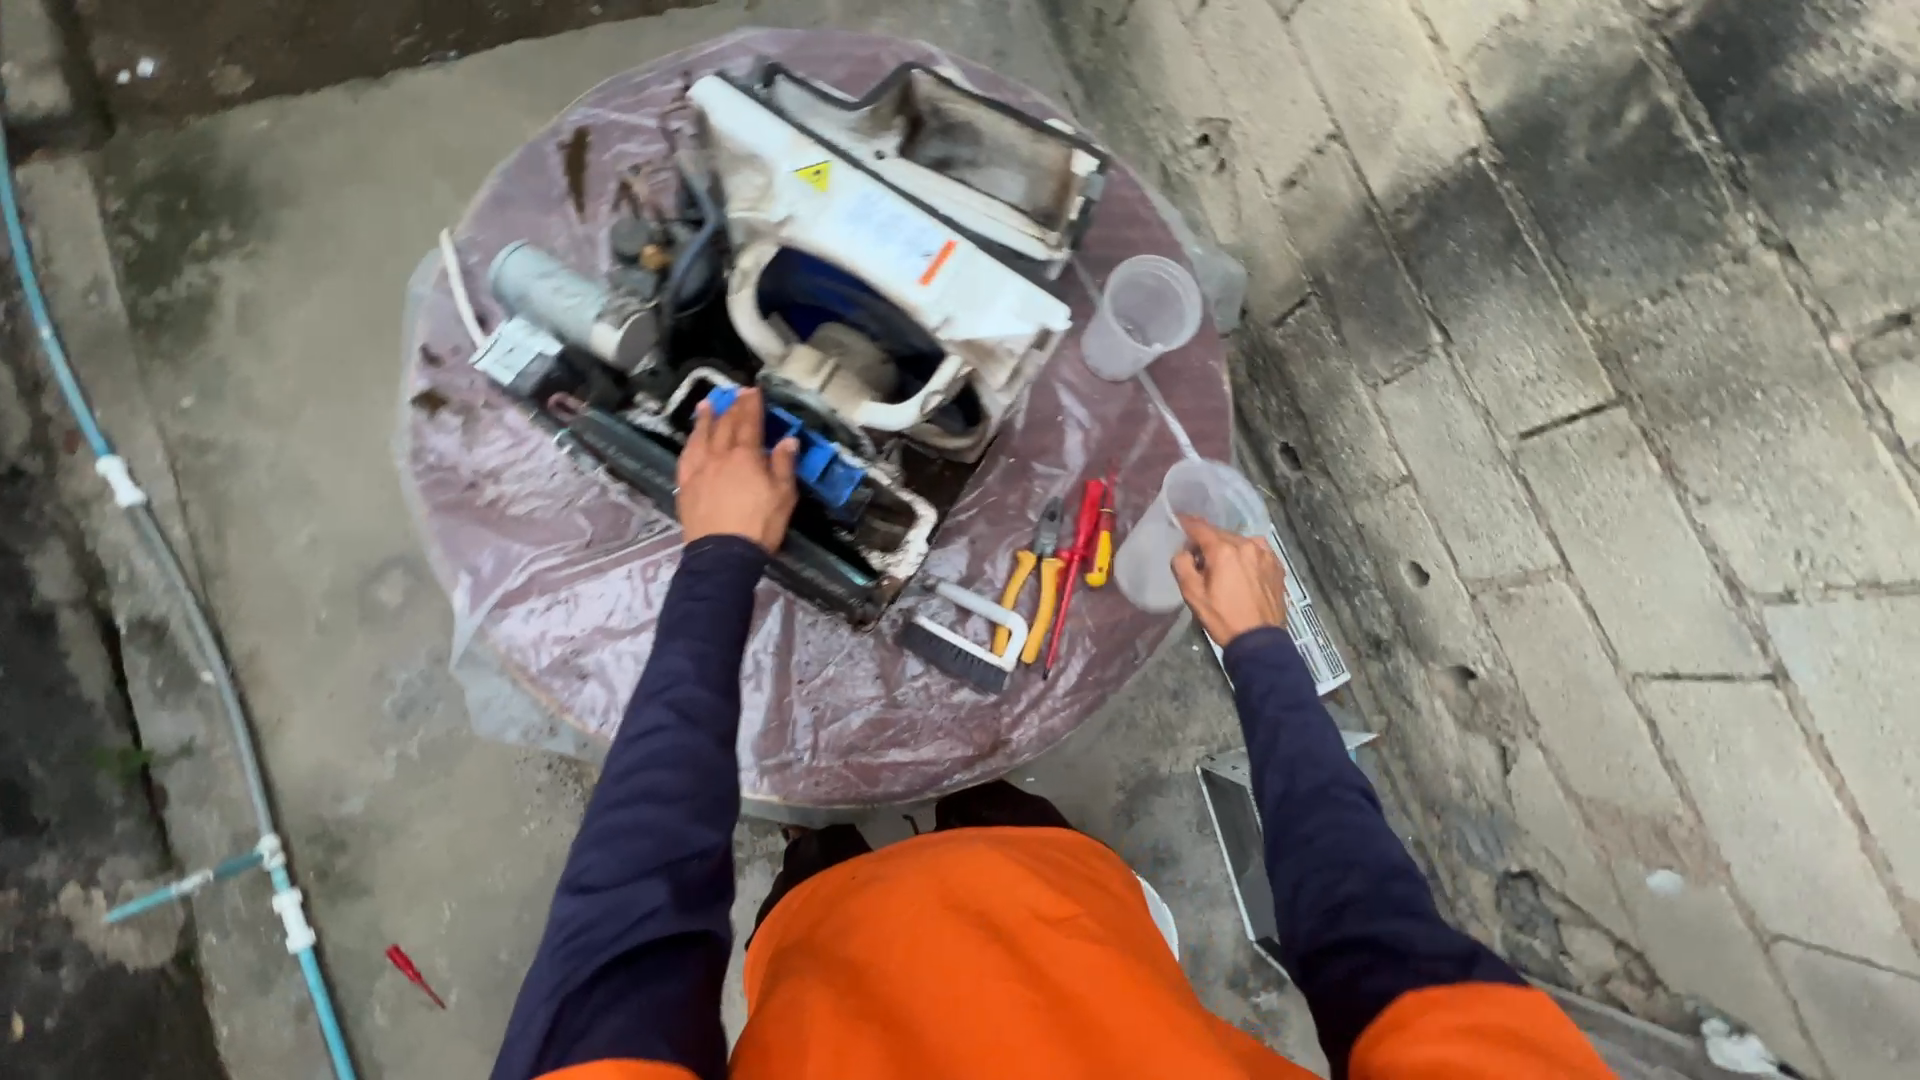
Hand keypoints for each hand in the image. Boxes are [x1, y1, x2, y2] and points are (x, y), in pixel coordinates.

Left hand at [676, 388, 798, 552]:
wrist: (723, 554)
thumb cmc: (759, 525)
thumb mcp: (783, 496)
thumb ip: (783, 465)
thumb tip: (788, 440)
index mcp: (745, 456)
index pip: (749, 423)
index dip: (751, 404)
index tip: (752, 389)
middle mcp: (719, 456)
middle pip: (725, 426)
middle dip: (732, 407)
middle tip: (735, 393)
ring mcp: (698, 470)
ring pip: (701, 437)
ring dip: (705, 419)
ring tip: (707, 405)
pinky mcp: (685, 486)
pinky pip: (686, 457)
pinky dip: (690, 443)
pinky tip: (692, 440)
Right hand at [1171, 516, 1286, 645]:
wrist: (1259, 640)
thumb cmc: (1222, 617)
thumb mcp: (1192, 594)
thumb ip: (1182, 565)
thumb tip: (1185, 551)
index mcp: (1224, 551)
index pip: (1200, 528)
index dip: (1187, 522)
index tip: (1179, 519)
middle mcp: (1247, 545)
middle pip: (1220, 535)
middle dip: (1207, 542)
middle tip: (1198, 557)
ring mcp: (1265, 554)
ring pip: (1239, 542)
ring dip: (1227, 549)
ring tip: (1222, 566)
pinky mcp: (1276, 566)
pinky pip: (1256, 552)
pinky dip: (1245, 556)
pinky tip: (1242, 571)